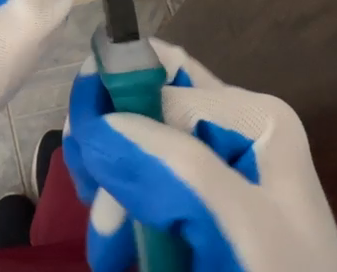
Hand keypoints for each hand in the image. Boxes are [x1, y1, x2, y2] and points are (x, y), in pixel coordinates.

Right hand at [63, 39, 336, 271]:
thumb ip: (175, 167)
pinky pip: (144, 181)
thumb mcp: (239, 227)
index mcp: (253, 115)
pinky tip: (120, 249)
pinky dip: (123, 211)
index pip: (159, 87)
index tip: (82, 169)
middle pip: (144, 103)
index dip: (113, 114)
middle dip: (110, 151)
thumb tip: (97, 124)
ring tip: (109, 249)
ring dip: (111, 190)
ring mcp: (218, 161)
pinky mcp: (202, 197)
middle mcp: (233, 125)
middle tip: (92, 204)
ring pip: (135, 143)